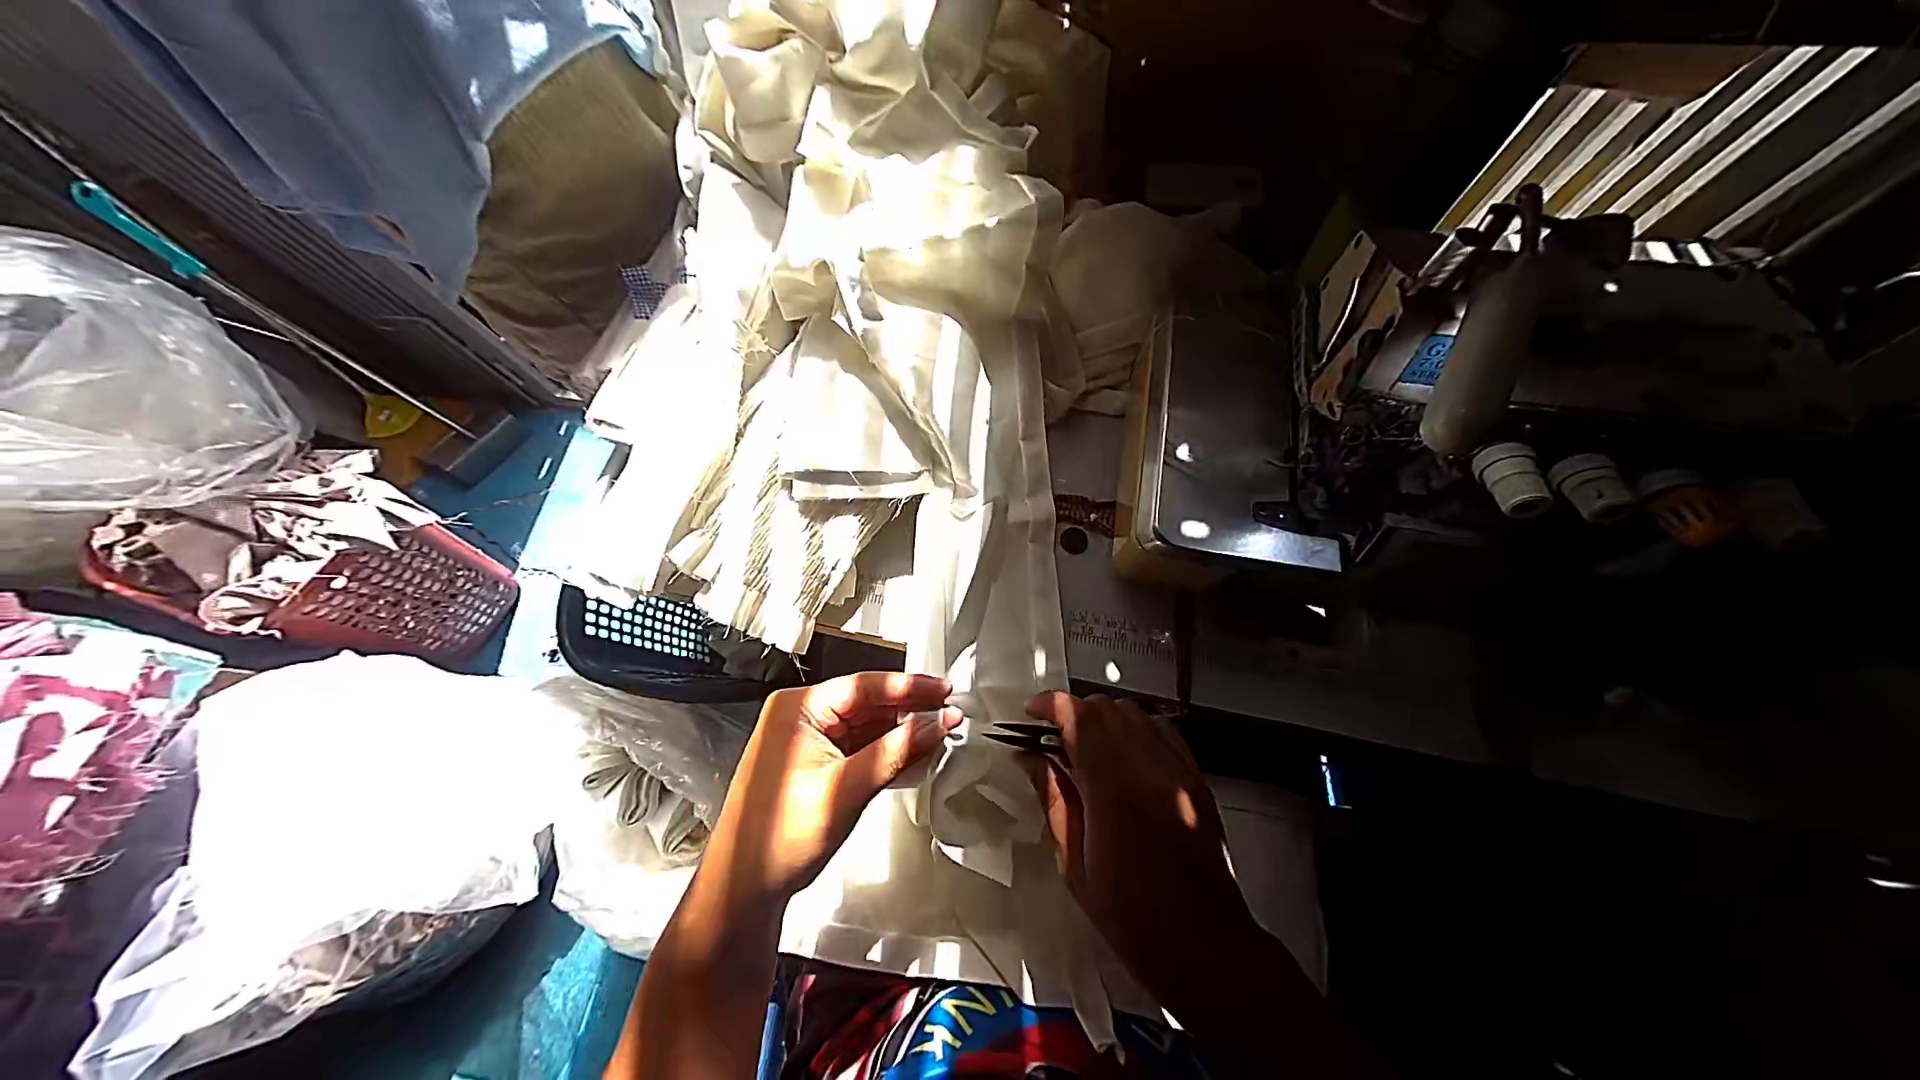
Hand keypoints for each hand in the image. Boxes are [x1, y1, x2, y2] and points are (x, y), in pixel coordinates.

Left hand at [702, 673, 961, 908]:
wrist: (745, 888)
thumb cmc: (775, 839)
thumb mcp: (846, 789)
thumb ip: (896, 751)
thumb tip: (935, 723)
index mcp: (797, 709)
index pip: (864, 685)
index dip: (909, 687)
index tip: (943, 690)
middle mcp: (800, 717)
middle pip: (868, 702)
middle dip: (910, 710)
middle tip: (948, 715)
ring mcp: (808, 740)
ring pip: (868, 724)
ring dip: (902, 732)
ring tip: (938, 735)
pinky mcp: (817, 762)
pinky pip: (860, 746)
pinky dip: (887, 751)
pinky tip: (913, 755)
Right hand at [1024, 692, 1257, 999]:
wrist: (1206, 947)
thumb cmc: (1140, 921)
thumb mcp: (1076, 865)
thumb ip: (1054, 800)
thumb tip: (1034, 761)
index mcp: (1117, 794)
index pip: (1080, 718)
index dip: (1051, 705)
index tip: (1033, 712)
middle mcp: (1153, 773)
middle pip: (1106, 708)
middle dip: (1072, 712)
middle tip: (1051, 736)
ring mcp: (1180, 773)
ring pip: (1134, 713)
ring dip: (1103, 719)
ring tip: (1084, 746)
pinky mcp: (1197, 779)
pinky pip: (1162, 731)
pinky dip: (1135, 730)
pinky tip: (1121, 755)